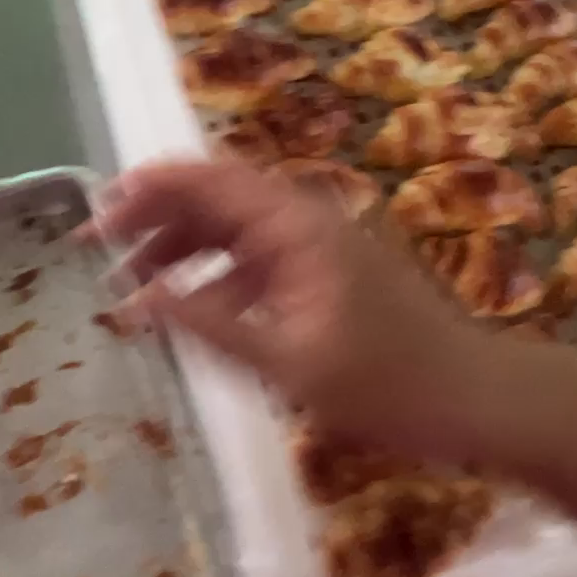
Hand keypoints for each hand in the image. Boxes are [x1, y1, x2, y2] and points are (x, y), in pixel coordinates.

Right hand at [92, 160, 491, 457]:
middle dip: (154, 215)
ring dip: (180, 245)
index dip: (150, 186)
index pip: (210, 180)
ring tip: (129, 282)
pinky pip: (255, 256)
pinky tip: (189, 305)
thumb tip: (141, 299)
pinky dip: (215, 273)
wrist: (477, 396)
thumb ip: (212, 326)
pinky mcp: (322, 268)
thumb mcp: (291, 364)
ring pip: (232, 226)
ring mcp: (314, 241)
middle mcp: (302, 216)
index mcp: (295, 223)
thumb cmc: (389, 383)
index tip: (100, 207)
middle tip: (99, 245)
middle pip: (215, 196)